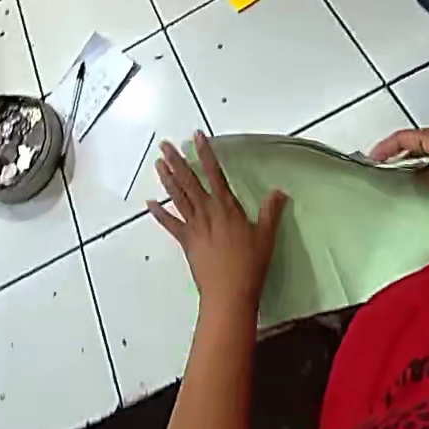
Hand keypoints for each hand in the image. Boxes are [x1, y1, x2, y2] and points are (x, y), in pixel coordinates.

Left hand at [148, 132, 287, 314]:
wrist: (229, 292)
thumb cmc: (250, 264)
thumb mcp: (266, 236)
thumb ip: (271, 211)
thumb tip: (280, 191)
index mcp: (226, 207)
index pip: (214, 173)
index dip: (205, 153)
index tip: (196, 136)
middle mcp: (206, 211)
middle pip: (189, 180)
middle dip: (176, 160)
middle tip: (164, 144)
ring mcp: (193, 224)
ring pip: (177, 196)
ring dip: (166, 179)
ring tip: (157, 163)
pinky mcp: (185, 240)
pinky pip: (170, 223)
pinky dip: (159, 213)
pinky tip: (149, 202)